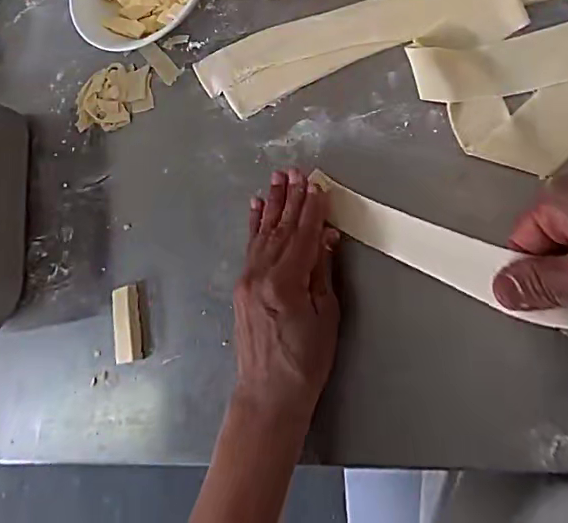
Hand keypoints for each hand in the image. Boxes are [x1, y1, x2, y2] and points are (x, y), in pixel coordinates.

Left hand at [232, 168, 338, 416]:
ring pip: (264, 232)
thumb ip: (322, 271)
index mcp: (285, 282)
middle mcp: (261, 274)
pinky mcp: (242, 286)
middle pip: (281, 228)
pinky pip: (250, 246)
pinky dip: (255, 224)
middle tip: (297, 171)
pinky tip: (258, 206)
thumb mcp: (325, 315)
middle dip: (291, 198)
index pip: (303, 235)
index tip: (318, 185)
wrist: (268, 395)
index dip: (312, 209)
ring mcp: (248, 278)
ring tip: (279, 178)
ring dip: (273, 203)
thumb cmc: (306, 362)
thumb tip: (325, 236)